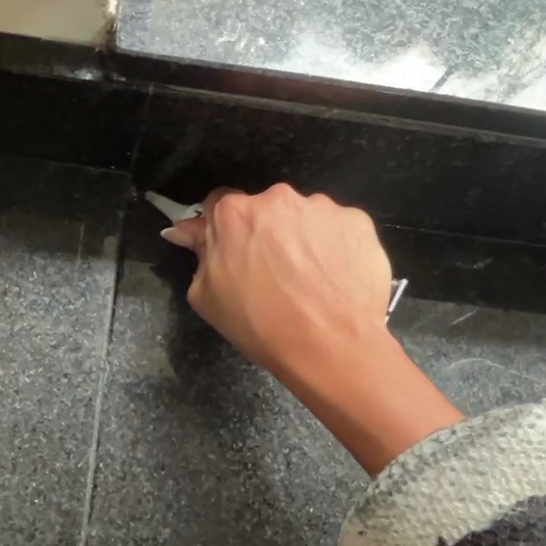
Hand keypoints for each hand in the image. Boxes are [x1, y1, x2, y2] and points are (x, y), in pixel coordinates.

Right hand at [162, 185, 393, 377]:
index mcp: (234, 213)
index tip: (235, 251)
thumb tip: (188, 231)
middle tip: (273, 274)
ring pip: (304, 217)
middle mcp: (277, 198)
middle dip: (266, 233)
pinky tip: (335, 279)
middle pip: (265, 209)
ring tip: (310, 281)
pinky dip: (336, 247)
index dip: (226, 230)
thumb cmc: (260, 325)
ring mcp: (322, 207)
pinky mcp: (357, 221)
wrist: (329, 346)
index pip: (219, 203)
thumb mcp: (206, 296)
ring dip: (303, 239)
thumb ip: (199, 254)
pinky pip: (338, 229)